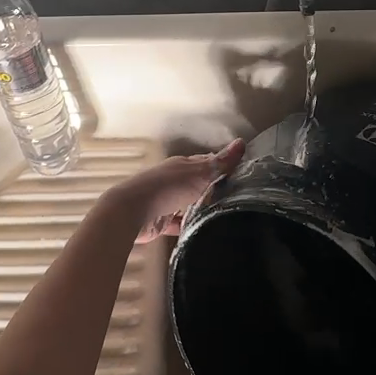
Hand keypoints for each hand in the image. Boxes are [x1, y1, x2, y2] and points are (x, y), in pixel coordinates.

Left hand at [111, 139, 244, 243]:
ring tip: (225, 216)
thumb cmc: (167, 187)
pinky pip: (180, 223)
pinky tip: (205, 231)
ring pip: (189, 203)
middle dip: (214, 189)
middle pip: (198, 183)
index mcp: (181, 166)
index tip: (240, 172)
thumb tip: (242, 143)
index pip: (205, 162)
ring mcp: (167, 201)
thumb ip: (220, 163)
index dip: (221, 166)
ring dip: (202, 208)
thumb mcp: (198, 174)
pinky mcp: (162, 221)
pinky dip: (191, 226)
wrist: (133, 211)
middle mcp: (174, 181)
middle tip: (238, 197)